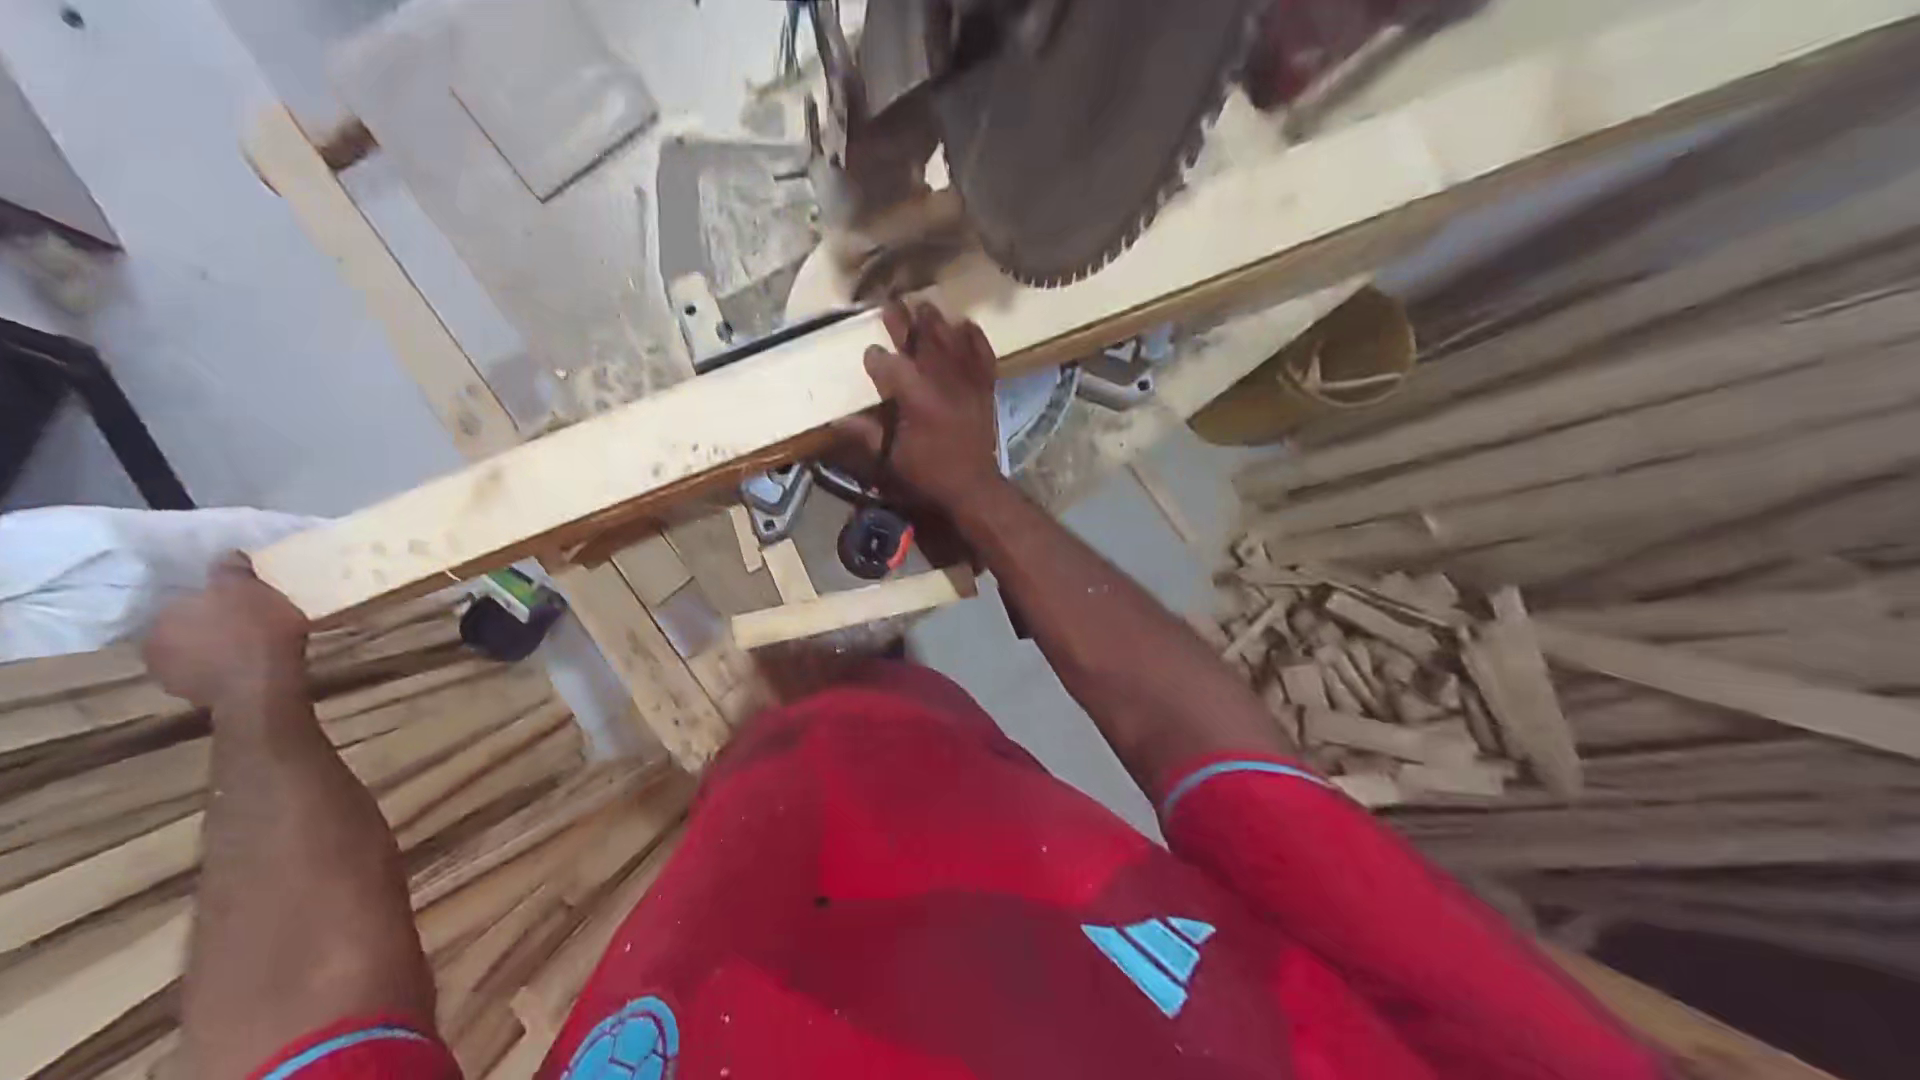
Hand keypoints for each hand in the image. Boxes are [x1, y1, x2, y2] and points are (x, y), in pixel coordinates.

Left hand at [144, 555, 309, 710]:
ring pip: (191, 651)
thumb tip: (224, 553)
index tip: (242, 603)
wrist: (260, 685)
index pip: (187, 598)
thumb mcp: (252, 591)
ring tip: (246, 648)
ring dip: (211, 648)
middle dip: (209, 624)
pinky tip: (242, 668)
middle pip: (186, 625)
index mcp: (165, 611)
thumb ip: (232, 571)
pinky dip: (217, 669)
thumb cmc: (258, 632)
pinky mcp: (185, 693)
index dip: (215, 600)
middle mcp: (153, 639)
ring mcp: (165, 671)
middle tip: (246, 624)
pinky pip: (201, 673)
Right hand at [835, 302, 1004, 512]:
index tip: (870, 353)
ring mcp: (967, 380)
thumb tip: (836, 419)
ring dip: (935, 321)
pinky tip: (964, 324)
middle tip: (891, 303)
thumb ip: (865, 434)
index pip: (890, 365)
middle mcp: (941, 381)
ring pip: (950, 339)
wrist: (973, 486)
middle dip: (903, 321)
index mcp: (915, 398)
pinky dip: (974, 336)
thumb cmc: (929, 474)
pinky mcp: (985, 386)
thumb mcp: (890, 459)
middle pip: (920, 340)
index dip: (877, 358)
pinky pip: (982, 352)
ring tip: (923, 305)